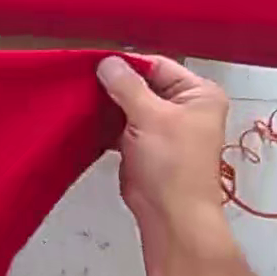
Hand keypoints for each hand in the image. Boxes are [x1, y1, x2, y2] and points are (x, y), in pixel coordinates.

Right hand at [97, 55, 229, 234]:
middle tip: (82, 79)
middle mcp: (182, 107)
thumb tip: (106, 61)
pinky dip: (105, 123)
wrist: (170, 214)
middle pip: (142, 85)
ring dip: (107, 105)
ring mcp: (161, 127)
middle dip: (114, 85)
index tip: (95, 62)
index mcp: (198, 93)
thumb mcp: (150, 117)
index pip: (158, 66)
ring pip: (128, 106)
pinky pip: (120, 125)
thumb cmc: (171, 164)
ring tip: (79, 97)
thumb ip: (126, 86)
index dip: (128, 64)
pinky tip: (84, 118)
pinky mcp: (142, 145)